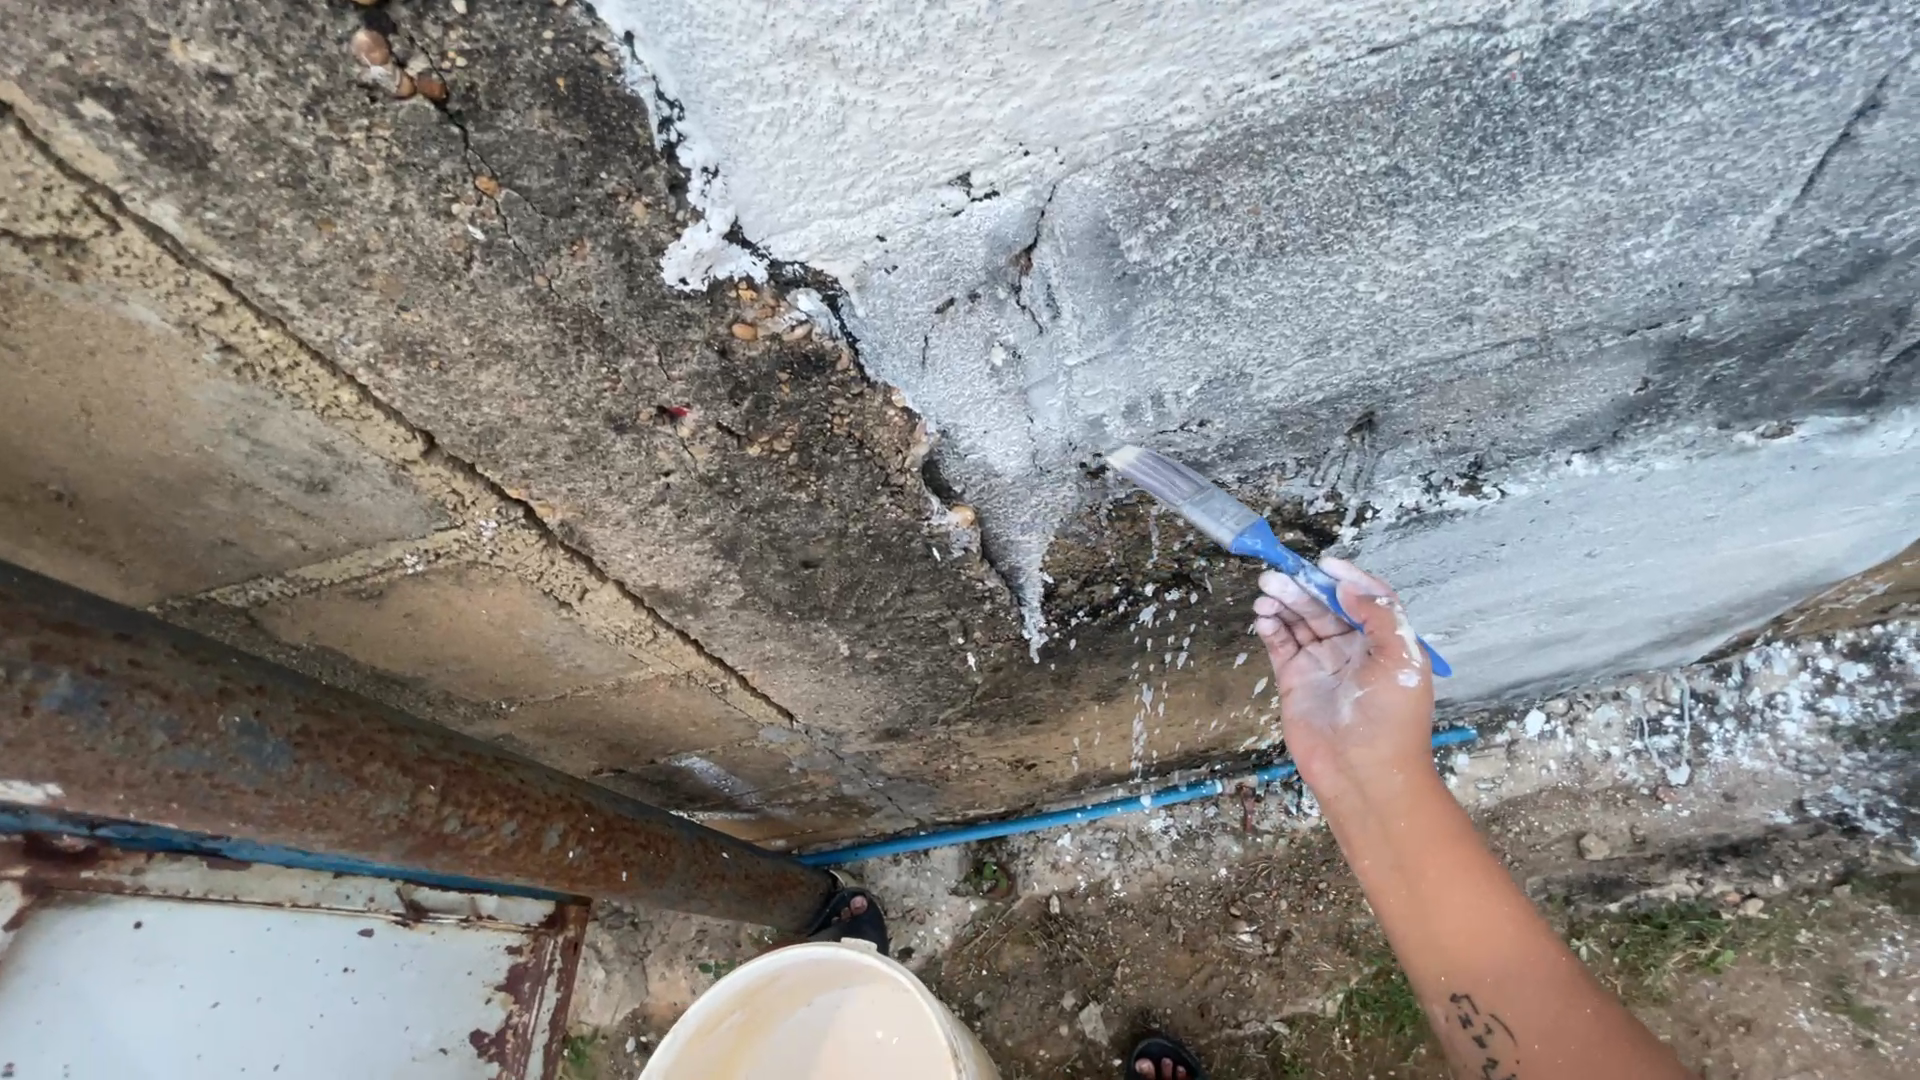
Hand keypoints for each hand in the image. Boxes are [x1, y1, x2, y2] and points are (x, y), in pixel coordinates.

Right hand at [1252, 557, 1436, 802]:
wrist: (1363, 770)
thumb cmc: (1392, 718)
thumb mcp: (1402, 660)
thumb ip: (1380, 616)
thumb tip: (1347, 588)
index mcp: (1384, 642)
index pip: (1366, 599)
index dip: (1347, 579)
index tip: (1324, 564)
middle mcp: (1352, 649)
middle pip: (1324, 606)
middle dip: (1301, 589)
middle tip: (1276, 576)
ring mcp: (1321, 663)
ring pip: (1298, 622)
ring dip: (1282, 604)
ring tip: (1264, 593)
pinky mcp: (1294, 678)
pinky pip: (1280, 644)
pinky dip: (1270, 628)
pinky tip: (1263, 618)